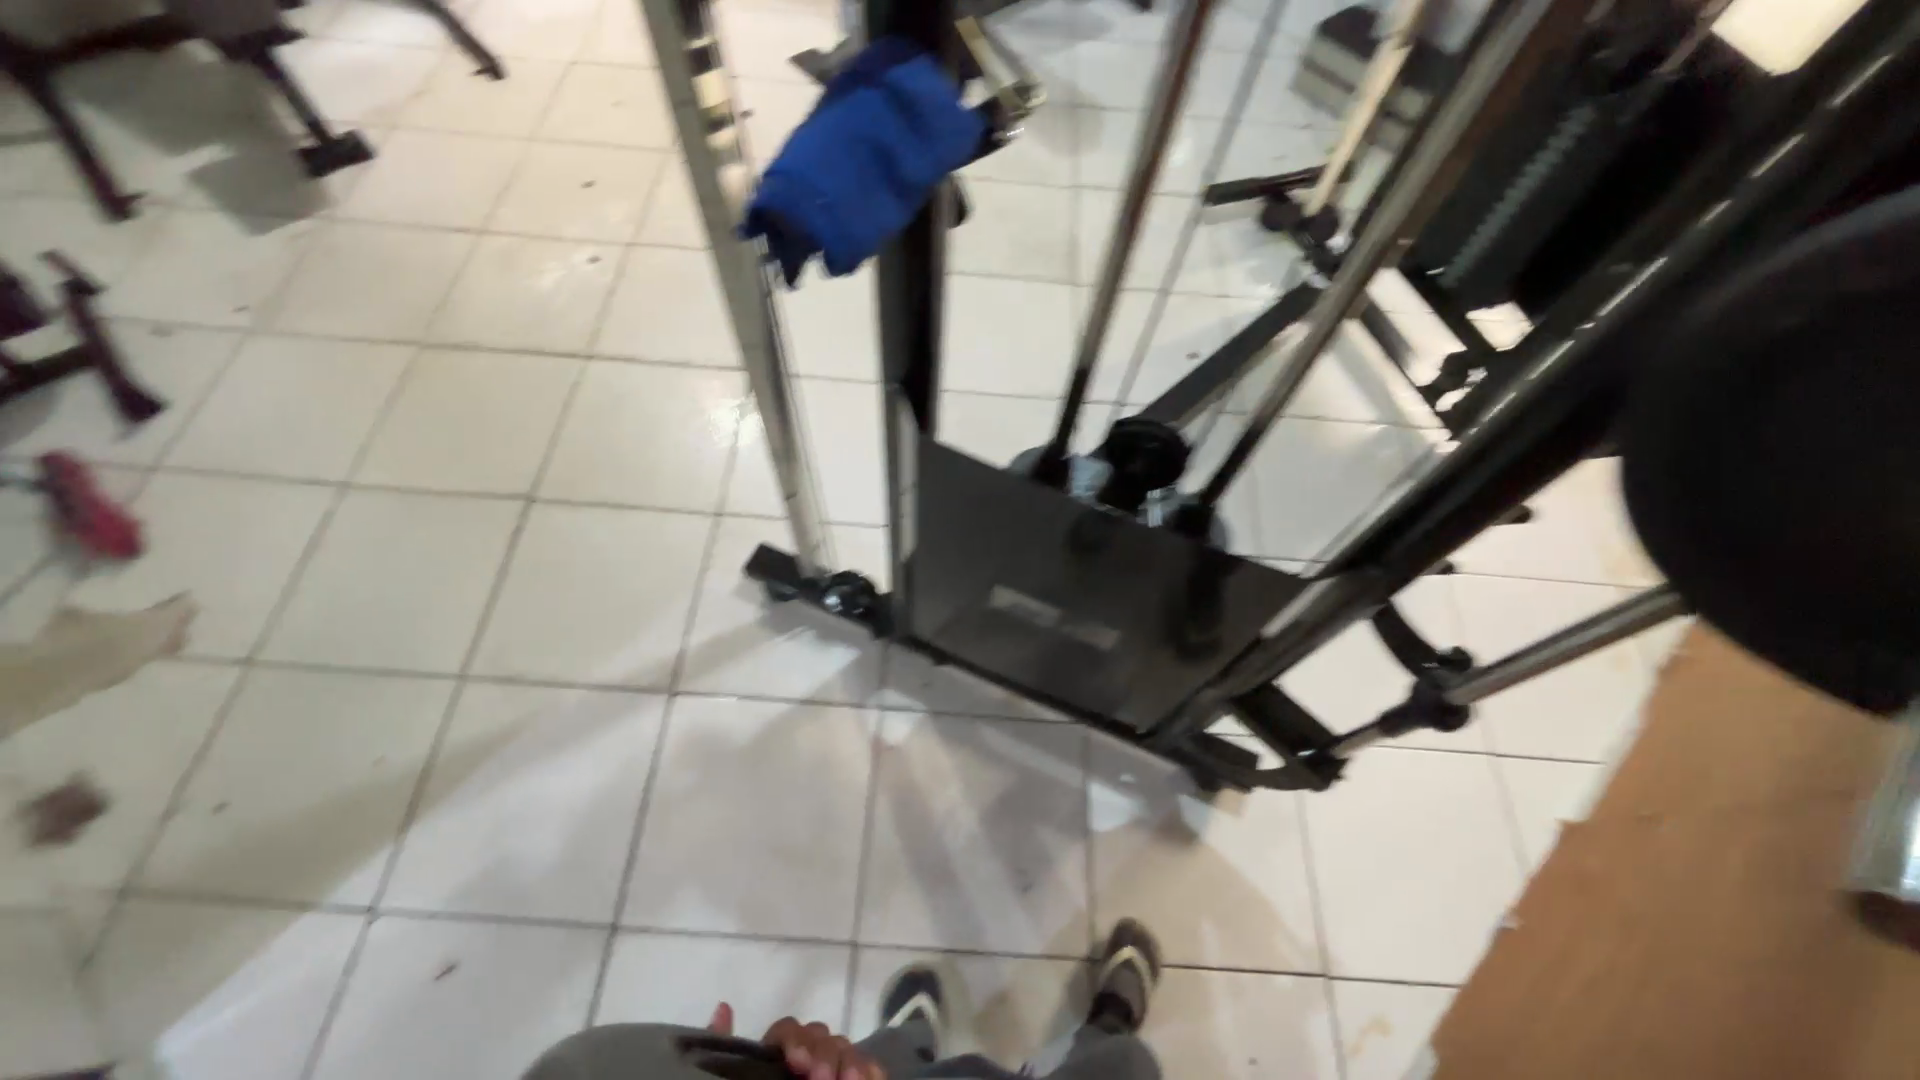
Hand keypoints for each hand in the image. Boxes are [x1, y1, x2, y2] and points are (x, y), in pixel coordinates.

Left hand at [707, 1003, 884, 1079]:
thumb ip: (728, 1058)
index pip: (786, 1031)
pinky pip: (870, 1069)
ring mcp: (831, 1075)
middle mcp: (804, 1064)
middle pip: (820, 1035)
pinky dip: (872, 1071)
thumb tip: (723, 1007)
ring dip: (850, 1061)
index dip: (794, 1039)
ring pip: (845, 1049)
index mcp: (774, 1062)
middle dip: (824, 1052)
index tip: (797, 1063)